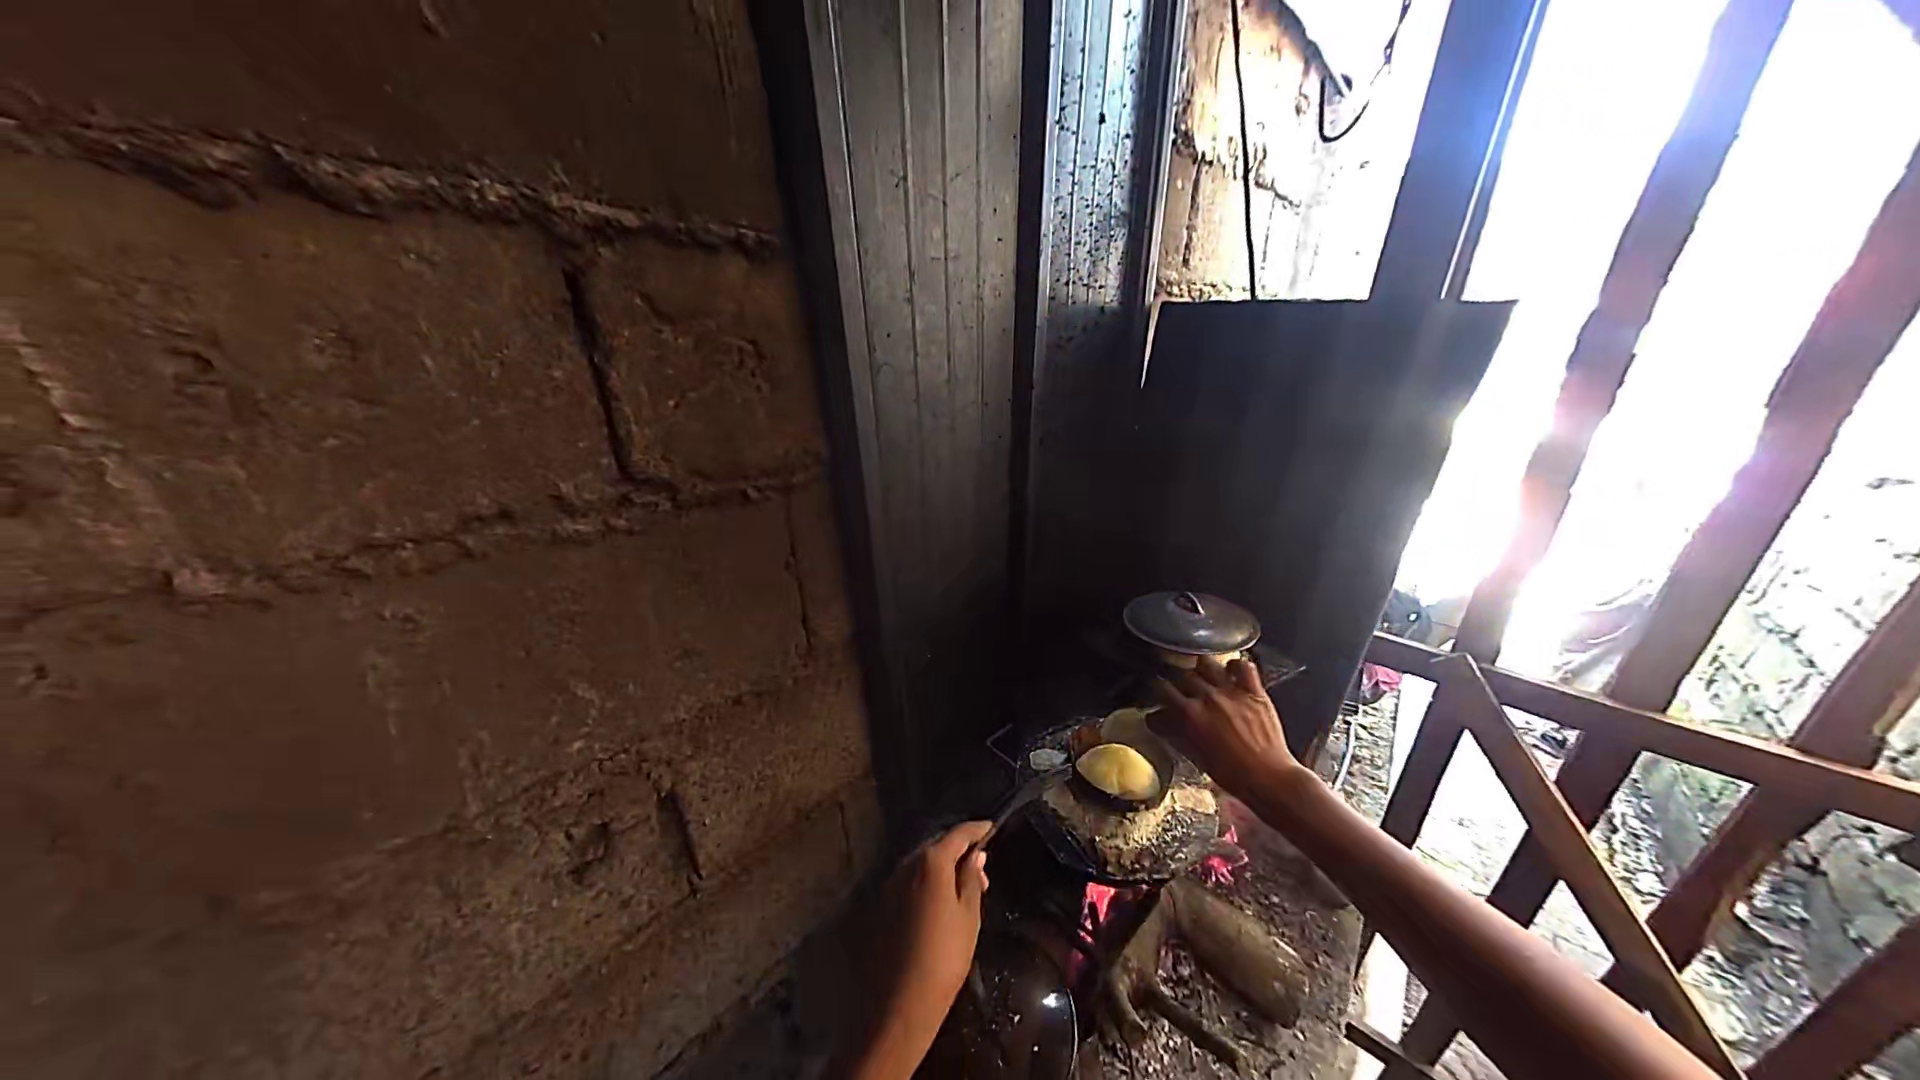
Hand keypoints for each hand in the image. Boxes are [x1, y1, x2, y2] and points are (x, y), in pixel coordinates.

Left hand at [854, 820, 991, 1079]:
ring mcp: (891, 882)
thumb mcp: (969, 916)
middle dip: (959, 849)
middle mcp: (907, 864)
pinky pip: (910, 879)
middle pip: (937, 845)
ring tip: (965, 885)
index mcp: (931, 862)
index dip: (977, 829)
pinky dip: (927, 880)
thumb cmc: (944, 957)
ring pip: (922, 862)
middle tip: (982, 865)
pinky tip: (940, 899)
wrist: (900, 1002)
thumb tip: (976, 855)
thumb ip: (972, 878)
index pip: (958, 833)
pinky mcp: (883, 903)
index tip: (992, 827)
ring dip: (943, 865)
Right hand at [1150, 657, 1305, 796]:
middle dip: (1178, 682)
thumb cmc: (1232, 774)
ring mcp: (1232, 692)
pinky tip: (1230, 672)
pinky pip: (1242, 665)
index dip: (1158, 692)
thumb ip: (1175, 732)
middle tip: (1181, 689)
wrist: (1269, 778)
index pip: (1162, 689)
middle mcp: (1208, 698)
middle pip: (1183, 675)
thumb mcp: (1194, 755)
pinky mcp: (1254, 691)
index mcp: (1189, 715)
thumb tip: (1159, 721)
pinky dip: (1234, 665)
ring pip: (1207, 662)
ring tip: (1201, 675)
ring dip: (1200, 668)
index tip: (1159, 696)